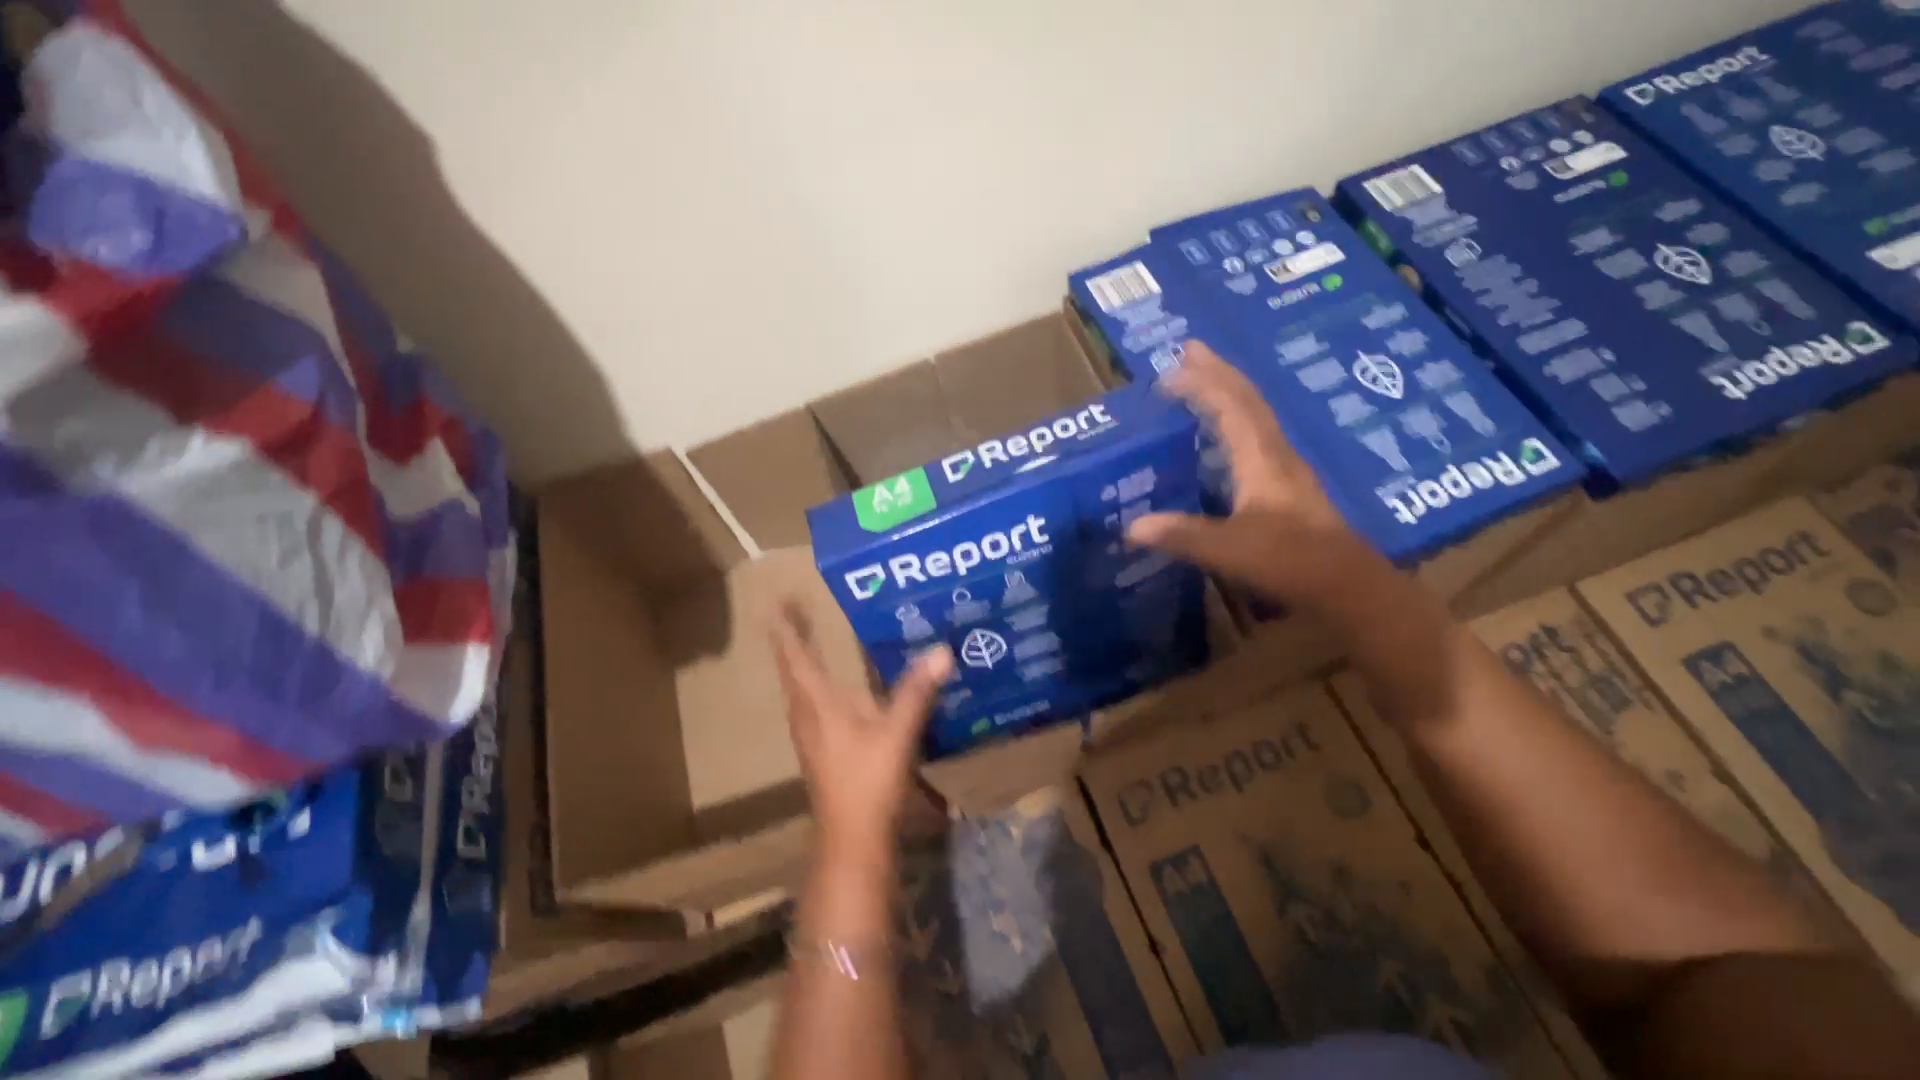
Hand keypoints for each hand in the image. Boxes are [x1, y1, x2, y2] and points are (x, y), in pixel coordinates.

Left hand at [771, 604, 953, 855]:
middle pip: (792, 669)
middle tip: (796, 609)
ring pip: (799, 689)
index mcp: (817, 703)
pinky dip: (815, 684)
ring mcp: (809, 734)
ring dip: (801, 662)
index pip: (794, 655)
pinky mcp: (819, 749)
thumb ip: (917, 691)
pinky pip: (810, 705)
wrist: (851, 837)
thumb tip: (941, 650)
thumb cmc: (867, 780)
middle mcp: (806, 714)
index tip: (778, 599)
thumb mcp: (896, 733)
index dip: (785, 628)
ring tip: (807, 639)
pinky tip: (834, 688)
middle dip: (792, 638)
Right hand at [1127, 341, 1383, 608]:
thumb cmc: (1292, 562)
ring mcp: (1286, 473)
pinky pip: (1257, 443)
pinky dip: (1235, 428)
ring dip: (1228, 397)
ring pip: (1256, 421)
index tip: (1170, 368)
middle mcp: (1276, 456)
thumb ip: (1182, 535)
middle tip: (1188, 352)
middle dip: (1217, 375)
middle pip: (1248, 402)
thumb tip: (1131, 527)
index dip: (1202, 383)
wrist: (1349, 588)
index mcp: (1263, 459)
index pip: (1231, 405)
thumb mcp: (1231, 549)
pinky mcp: (1288, 493)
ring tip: (1202, 386)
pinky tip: (1223, 443)